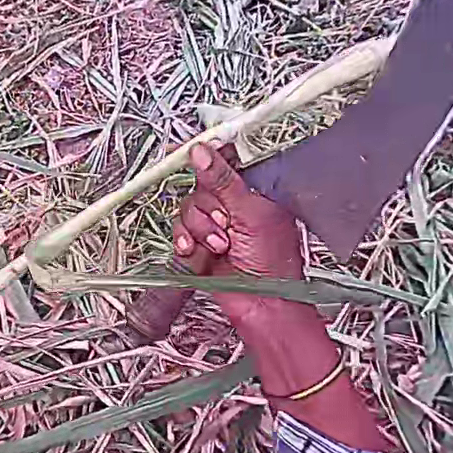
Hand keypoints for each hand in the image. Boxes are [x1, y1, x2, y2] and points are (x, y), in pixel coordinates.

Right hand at [173, 142, 303, 329]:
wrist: (260, 303)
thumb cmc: (273, 263)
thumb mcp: (251, 213)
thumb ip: (223, 181)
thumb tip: (201, 152)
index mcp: (255, 189)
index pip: (228, 159)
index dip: (210, 153)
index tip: (190, 148)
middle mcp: (233, 203)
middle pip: (201, 185)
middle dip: (208, 207)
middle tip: (225, 222)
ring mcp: (214, 223)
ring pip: (188, 208)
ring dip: (200, 229)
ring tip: (220, 245)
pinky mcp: (199, 242)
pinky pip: (179, 230)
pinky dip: (186, 241)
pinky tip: (197, 251)